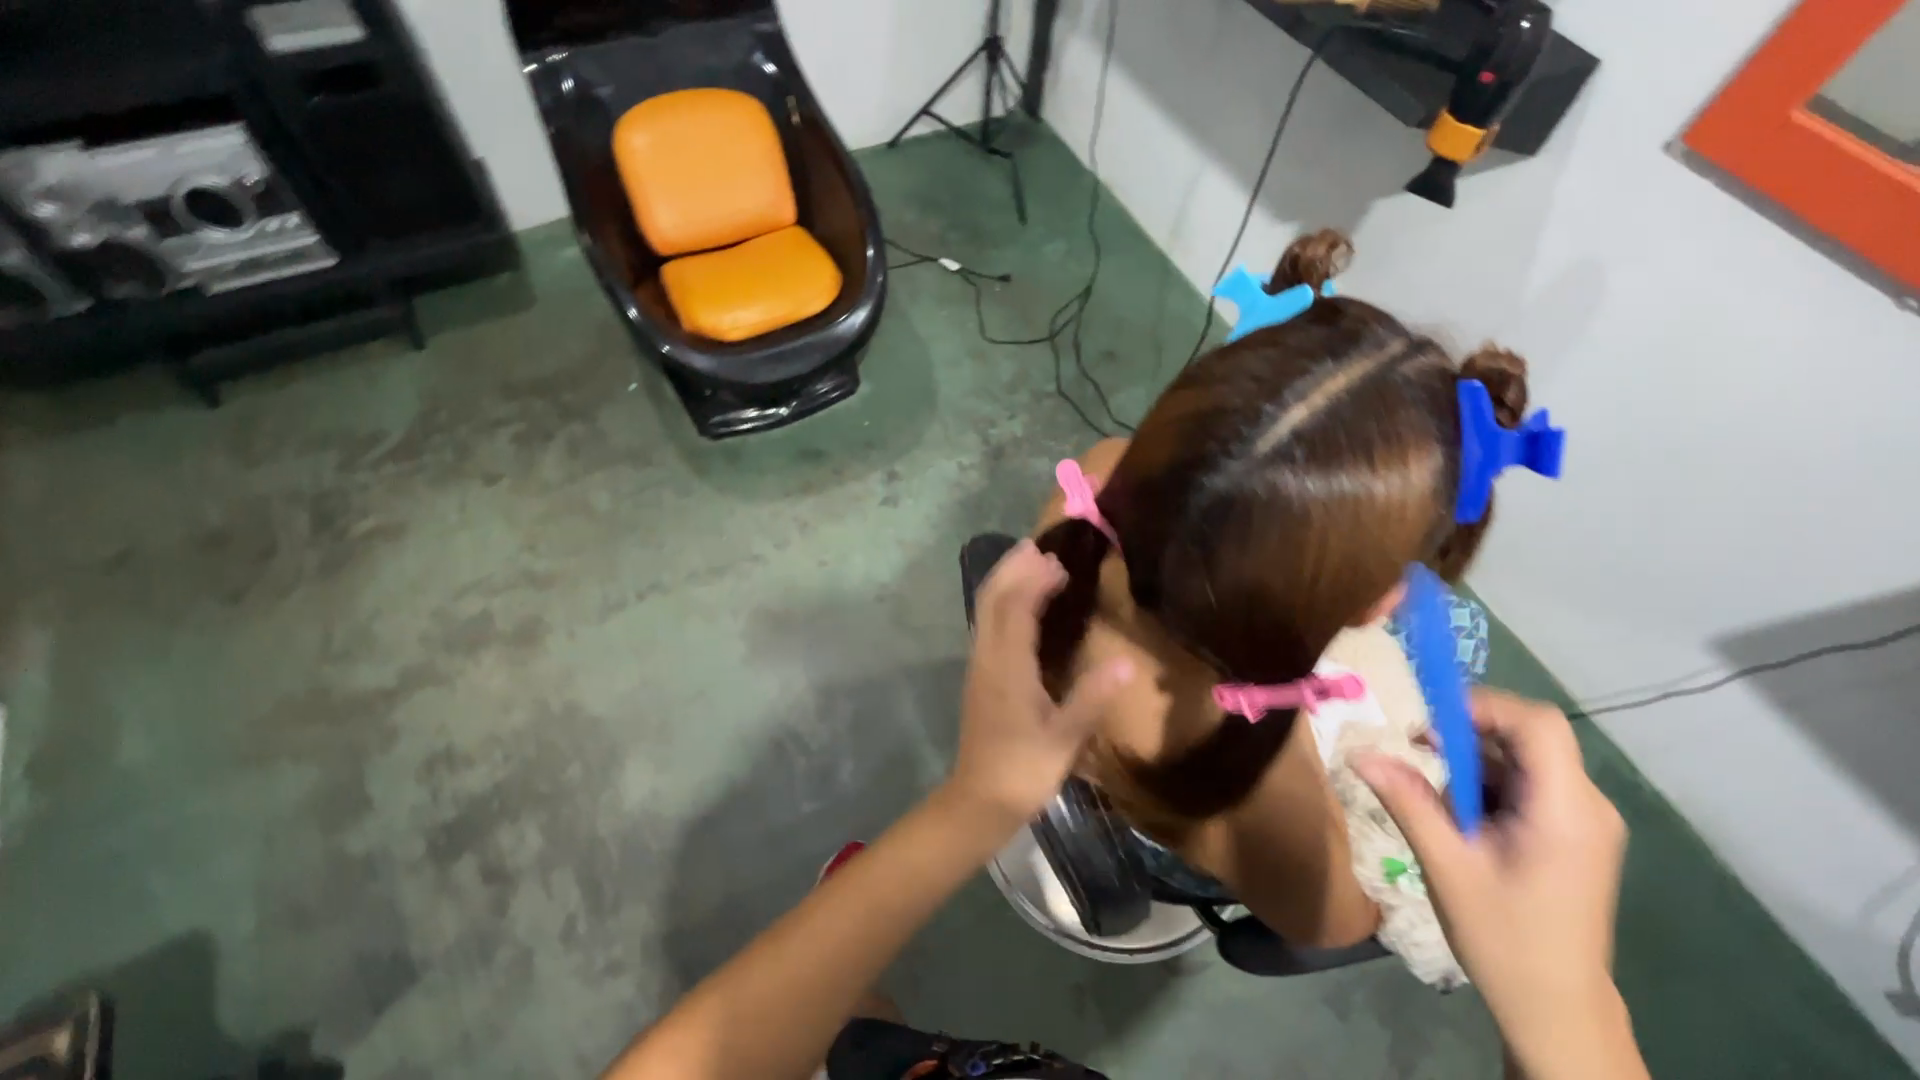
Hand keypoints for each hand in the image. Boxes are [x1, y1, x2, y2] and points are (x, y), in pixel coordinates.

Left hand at [947, 541, 1133, 826]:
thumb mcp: (1064, 739)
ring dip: (1006, 581)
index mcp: (1007, 667)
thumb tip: (1123, 662)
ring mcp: (979, 666)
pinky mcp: (979, 677)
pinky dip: (1003, 603)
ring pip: (985, 610)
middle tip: (1042, 546)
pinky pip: (987, 625)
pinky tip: (1022, 606)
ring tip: (1033, 563)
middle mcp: (987, 658)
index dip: (1034, 580)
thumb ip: (1091, 699)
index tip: (1060, 562)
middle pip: (992, 598)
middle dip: (1013, 568)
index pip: (1016, 608)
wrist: (978, 801)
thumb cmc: (1023, 771)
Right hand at [1356, 690, 1636, 1075]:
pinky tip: (1458, 816)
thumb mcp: (1447, 866)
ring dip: (1473, 762)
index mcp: (1566, 810)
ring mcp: (1585, 820)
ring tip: (1429, 791)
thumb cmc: (1504, 939)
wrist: (1556, 1007)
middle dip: (1468, 734)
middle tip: (1415, 748)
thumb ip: (1408, 801)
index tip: (1426, 721)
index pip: (1537, 725)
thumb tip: (1361, 753)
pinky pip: (1528, 785)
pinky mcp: (1573, 834)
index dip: (1481, 706)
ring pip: (1525, 760)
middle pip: (1530, 738)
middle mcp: (1587, 805)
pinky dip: (1487, 785)